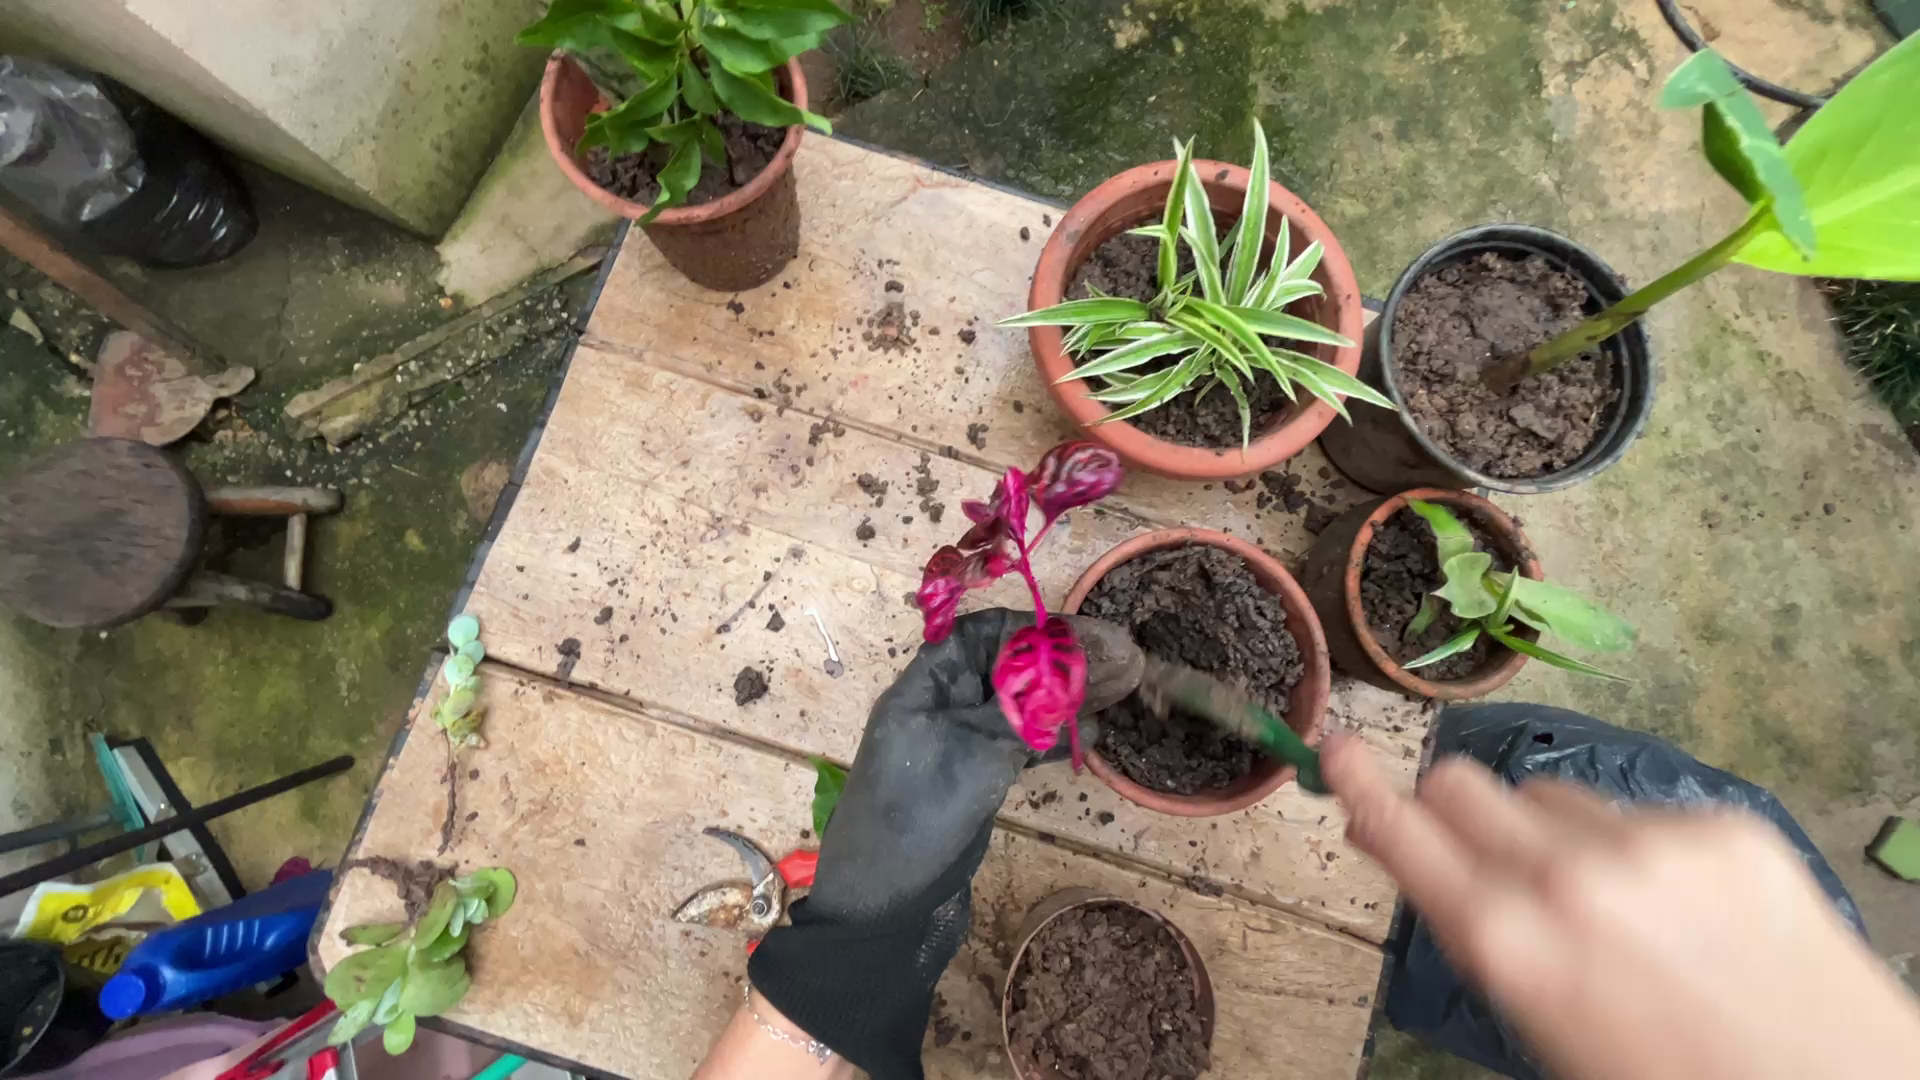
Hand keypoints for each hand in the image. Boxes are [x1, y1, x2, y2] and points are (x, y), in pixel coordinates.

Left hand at [747, 609, 1137, 1079]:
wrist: (884, 908)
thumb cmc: (920, 813)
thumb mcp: (976, 750)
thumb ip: (1034, 707)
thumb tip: (1097, 659)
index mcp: (927, 685)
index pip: (981, 634)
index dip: (1032, 630)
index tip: (1083, 636)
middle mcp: (942, 705)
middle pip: (1007, 666)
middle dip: (1061, 661)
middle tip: (1123, 660)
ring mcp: (960, 743)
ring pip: (1019, 705)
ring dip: (1064, 698)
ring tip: (1121, 689)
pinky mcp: (975, 777)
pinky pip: (1020, 743)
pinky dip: (1053, 738)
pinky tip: (1092, 735)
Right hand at [1322, 734, 1919, 1079]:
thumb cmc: (1656, 1076)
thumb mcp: (1532, 1011)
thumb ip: (1457, 916)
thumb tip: (1382, 833)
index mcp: (1508, 941)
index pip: (1399, 829)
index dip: (1356, 782)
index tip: (1334, 746)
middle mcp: (1565, 879)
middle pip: (1456, 782)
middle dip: (1455, 811)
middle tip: (1488, 855)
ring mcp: (1649, 845)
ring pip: (1539, 794)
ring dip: (1548, 831)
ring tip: (1612, 900)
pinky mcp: (1724, 829)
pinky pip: (1624, 805)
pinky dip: (1629, 843)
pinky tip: (1684, 903)